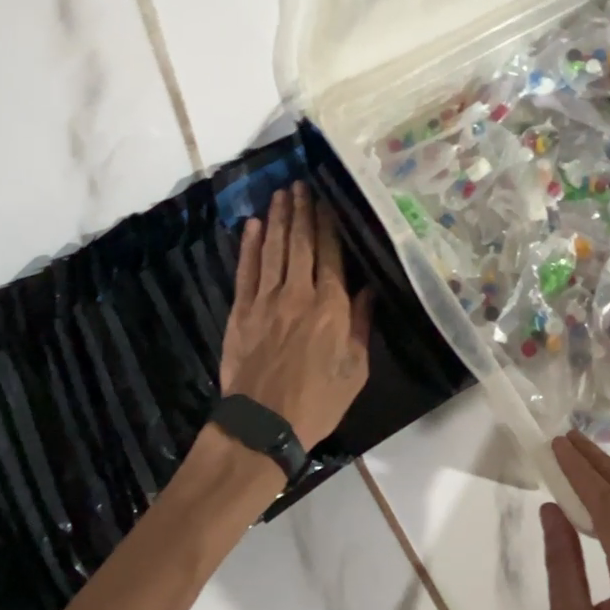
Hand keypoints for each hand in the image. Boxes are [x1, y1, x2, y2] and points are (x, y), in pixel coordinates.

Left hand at [219, 183, 371, 448]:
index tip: (327, 200)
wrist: (263, 424)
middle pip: (300, 243)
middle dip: (302, 211)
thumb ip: (360, 325)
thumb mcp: (355, 369)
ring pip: (273, 249)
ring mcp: (266, 300)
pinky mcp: (241, 311)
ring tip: (281, 194)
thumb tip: (368, 289)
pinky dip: (249, 246)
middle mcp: (298, 294)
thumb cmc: (317, 402)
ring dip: (277, 219)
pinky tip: (252, 226)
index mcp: (331, 307)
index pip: (331, 254)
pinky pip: (246, 270)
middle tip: (301, 184)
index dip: (328, 224)